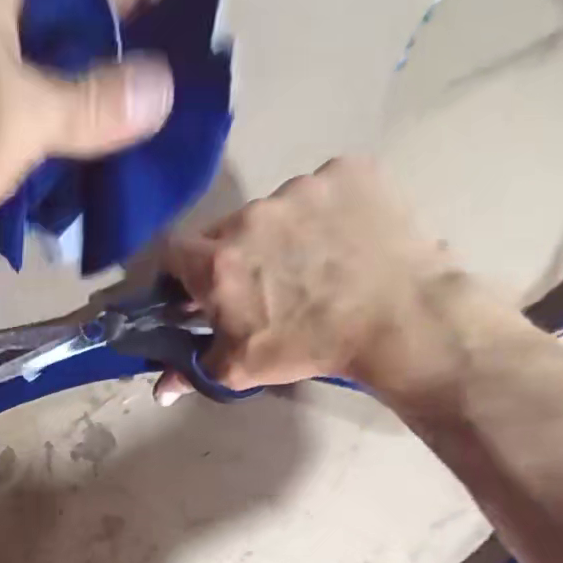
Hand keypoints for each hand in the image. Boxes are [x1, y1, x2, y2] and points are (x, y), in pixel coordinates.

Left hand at [0, 0, 174, 229]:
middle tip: (125, 123)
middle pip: (70, 5)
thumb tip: (164, 88)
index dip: (139, 1)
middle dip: (105, 63)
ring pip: (35, 51)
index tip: (153, 64)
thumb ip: (93, 105)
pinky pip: (1, 82)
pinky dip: (28, 115)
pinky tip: (40, 156)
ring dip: (66, 98)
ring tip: (90, 151)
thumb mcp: (17, 121)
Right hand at [155, 157, 523, 405]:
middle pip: (224, 231)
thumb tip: (160, 391)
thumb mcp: (241, 368)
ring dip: (279, 232)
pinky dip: (324, 210)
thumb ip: (191, 371)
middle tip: (260, 284)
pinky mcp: (348, 172)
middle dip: (233, 255)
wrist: (403, 319)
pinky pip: (321, 188)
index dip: (180, 271)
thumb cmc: (311, 346)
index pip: (171, 251)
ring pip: (273, 209)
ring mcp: (302, 188)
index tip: (195, 290)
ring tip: (312, 262)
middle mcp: (251, 215)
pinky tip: (343, 238)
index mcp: (217, 261)